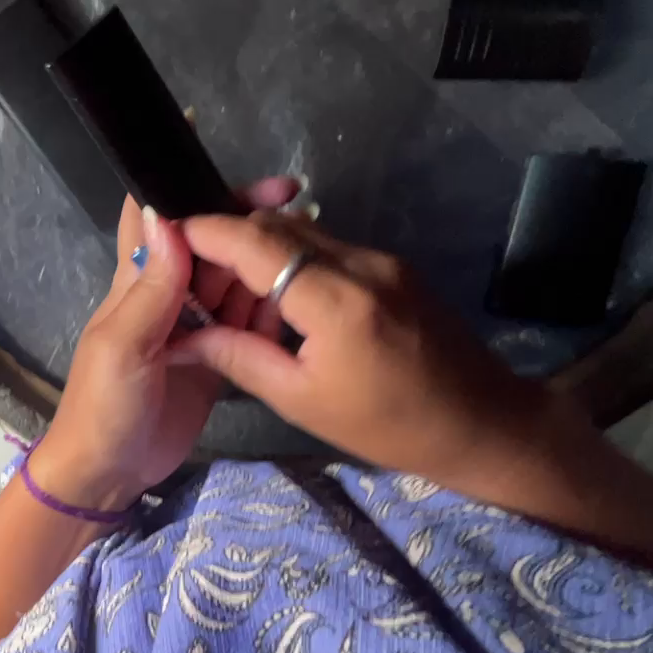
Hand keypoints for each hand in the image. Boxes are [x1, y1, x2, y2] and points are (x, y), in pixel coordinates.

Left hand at [33, 182, 299, 510]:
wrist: (110, 472)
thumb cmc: (105, 405)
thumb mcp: (124, 345)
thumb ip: (150, 287)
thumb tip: (165, 215)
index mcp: (134, 283)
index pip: (150, 218)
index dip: (176, 184)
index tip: (221, 154)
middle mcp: (163, 296)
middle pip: (205, 244)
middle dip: (241, 219)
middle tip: (296, 200)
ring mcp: (191, 327)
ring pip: (230, 280)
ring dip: (260, 260)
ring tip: (310, 239)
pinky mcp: (214, 357)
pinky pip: (244, 321)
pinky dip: (268, 306)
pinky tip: (299, 295)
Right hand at [170, 212, 592, 487]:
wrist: (485, 424)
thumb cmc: (387, 426)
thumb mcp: (300, 400)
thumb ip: (236, 357)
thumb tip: (179, 338)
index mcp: (336, 302)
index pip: (258, 244)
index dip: (207, 231)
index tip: (167, 232)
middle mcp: (361, 265)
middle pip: (277, 225)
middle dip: (225, 233)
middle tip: (186, 262)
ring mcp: (381, 260)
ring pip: (302, 230)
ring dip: (255, 243)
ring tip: (220, 277)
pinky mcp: (392, 266)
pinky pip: (325, 246)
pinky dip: (287, 256)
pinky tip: (269, 288)